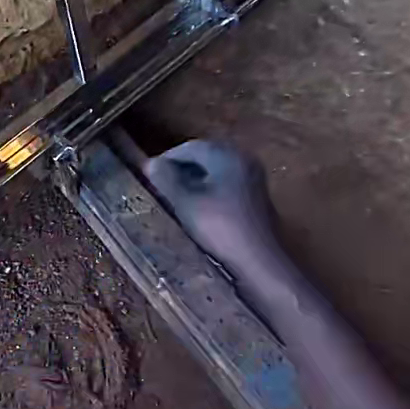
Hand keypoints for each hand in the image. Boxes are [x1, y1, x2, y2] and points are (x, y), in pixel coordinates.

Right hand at [144, 140, 281, 270]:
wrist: (260, 261)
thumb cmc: (221, 228)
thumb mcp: (186, 203)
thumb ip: (167, 179)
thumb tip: (151, 163)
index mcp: (228, 155)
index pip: (191, 147)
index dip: (167, 158)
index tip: (149, 173)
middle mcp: (244, 159)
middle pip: (206, 156)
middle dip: (181, 168)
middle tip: (160, 183)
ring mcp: (253, 177)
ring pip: (216, 170)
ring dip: (194, 178)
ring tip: (175, 195)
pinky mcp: (256, 195)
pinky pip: (227, 182)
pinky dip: (209, 188)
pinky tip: (198, 205)